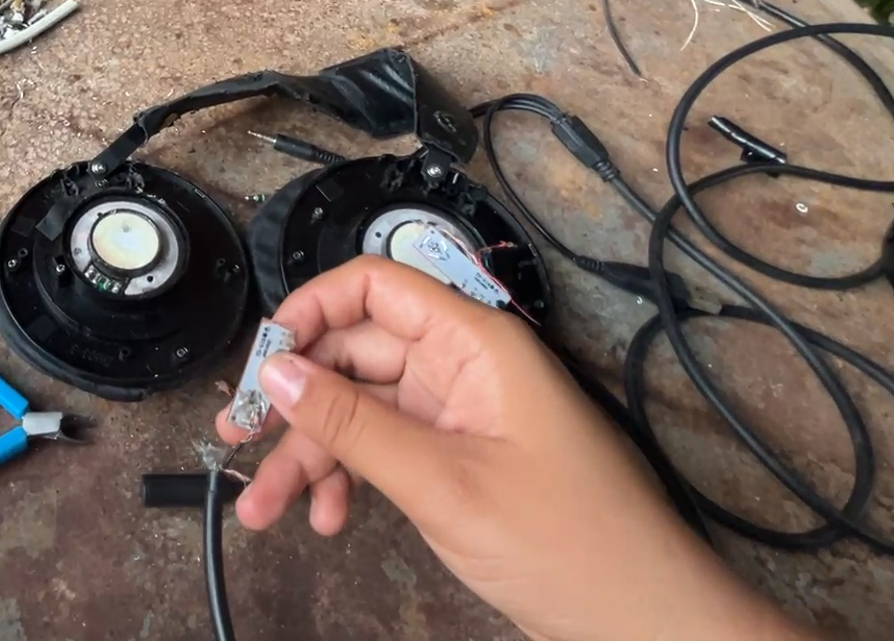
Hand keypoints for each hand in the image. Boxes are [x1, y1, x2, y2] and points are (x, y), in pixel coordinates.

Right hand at [216, 255, 812, 640]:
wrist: (655, 639)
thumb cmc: (566, 547)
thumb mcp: (442, 482)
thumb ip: (350, 423)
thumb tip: (273, 371)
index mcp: (471, 342)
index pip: (375, 287)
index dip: (312, 309)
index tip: (266, 355)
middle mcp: (455, 365)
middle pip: (353, 356)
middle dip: (295, 402)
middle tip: (237, 435)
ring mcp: (450, 412)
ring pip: (356, 409)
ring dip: (309, 455)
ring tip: (262, 505)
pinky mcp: (448, 454)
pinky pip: (378, 447)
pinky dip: (346, 478)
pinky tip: (326, 517)